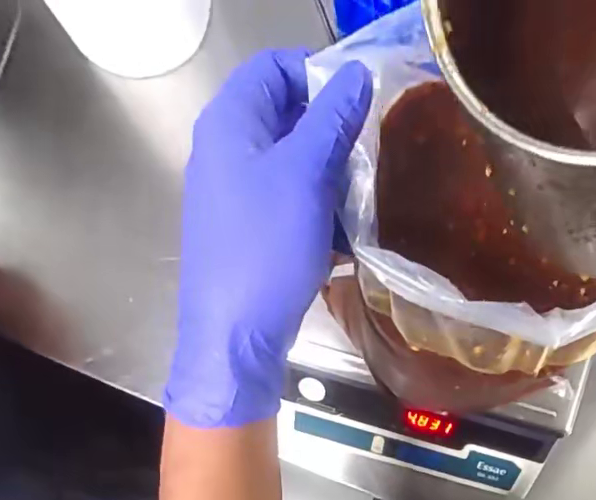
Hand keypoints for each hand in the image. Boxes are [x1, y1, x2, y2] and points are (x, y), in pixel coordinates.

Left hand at [165, 49, 372, 428]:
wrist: (236, 335)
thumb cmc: (267, 250)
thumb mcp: (306, 177)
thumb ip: (332, 121)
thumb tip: (356, 76)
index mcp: (230, 124)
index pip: (274, 68)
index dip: (319, 75)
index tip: (362, 105)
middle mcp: (225, 153)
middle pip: (285, 120)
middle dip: (332, 135)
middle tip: (371, 157)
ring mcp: (234, 198)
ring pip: (291, 169)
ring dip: (330, 181)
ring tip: (364, 203)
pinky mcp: (248, 237)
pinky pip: (288, 209)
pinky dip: (318, 216)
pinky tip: (346, 241)